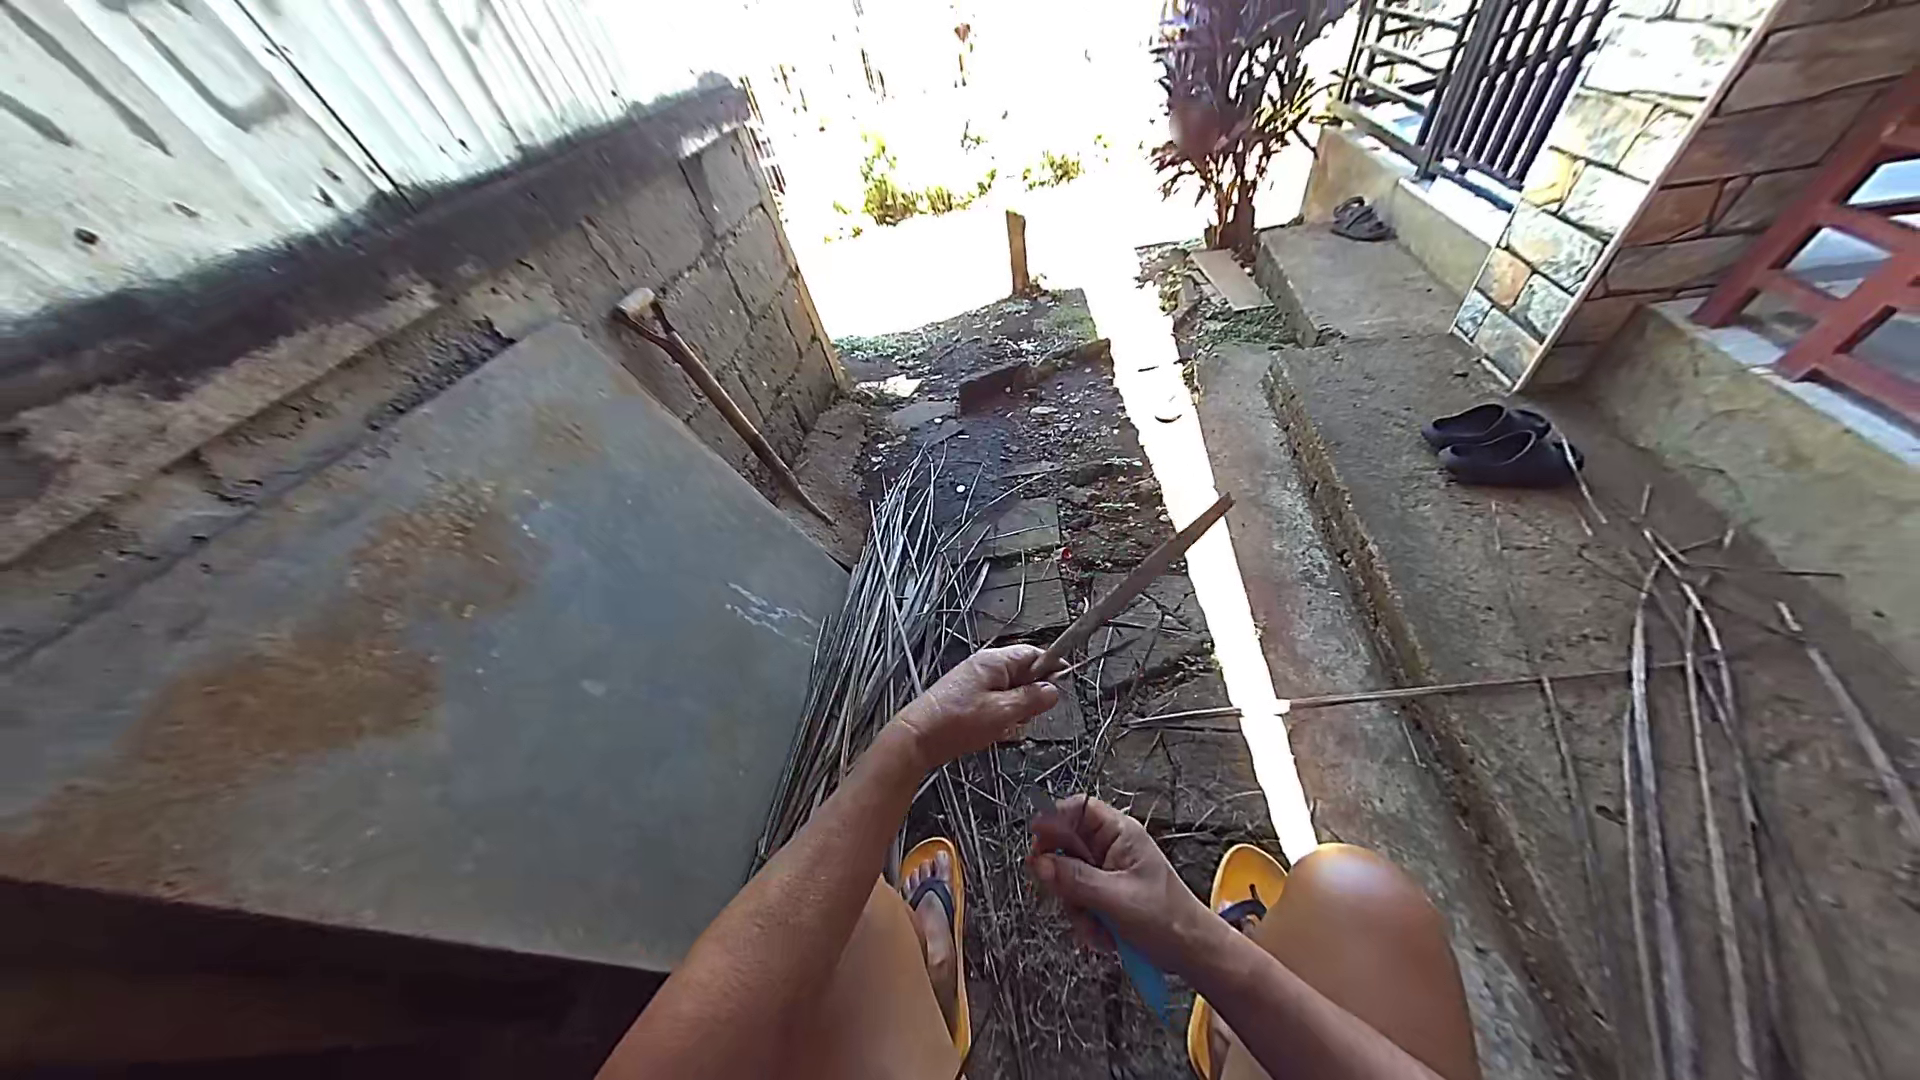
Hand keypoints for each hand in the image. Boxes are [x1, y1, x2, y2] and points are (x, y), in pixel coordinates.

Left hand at [892, 645, 1059, 769]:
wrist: (917, 738)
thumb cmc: (956, 722)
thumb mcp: (1004, 712)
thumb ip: (1032, 699)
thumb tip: (1053, 690)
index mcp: (995, 661)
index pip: (1034, 653)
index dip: (1052, 667)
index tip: (1063, 684)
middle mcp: (984, 665)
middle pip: (1023, 673)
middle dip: (1031, 695)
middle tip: (1025, 715)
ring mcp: (974, 681)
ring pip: (1010, 691)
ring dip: (1015, 709)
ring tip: (1004, 726)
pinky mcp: (967, 697)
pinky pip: (995, 702)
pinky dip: (1000, 716)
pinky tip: (992, 731)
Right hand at [1027, 795, 1213, 973]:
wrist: (1192, 955)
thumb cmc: (1167, 919)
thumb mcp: (1116, 899)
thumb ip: (1074, 880)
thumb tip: (1038, 864)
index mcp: (1119, 832)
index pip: (1077, 809)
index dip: (1053, 820)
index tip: (1036, 841)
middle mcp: (1110, 846)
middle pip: (1065, 844)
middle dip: (1062, 875)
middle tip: (1061, 894)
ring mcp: (1106, 870)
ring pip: (1067, 875)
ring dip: (1074, 904)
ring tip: (1094, 926)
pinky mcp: (1103, 893)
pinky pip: (1077, 897)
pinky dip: (1083, 918)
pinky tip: (1101, 935)